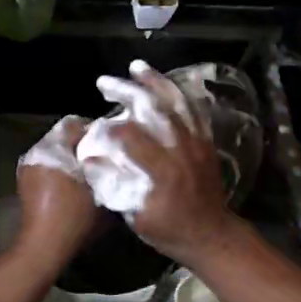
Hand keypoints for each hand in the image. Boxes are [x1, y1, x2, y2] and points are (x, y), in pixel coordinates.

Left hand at [14, 116, 97, 265]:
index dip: (97, 132)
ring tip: (91, 171)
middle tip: (104, 157)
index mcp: (52, 149)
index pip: (76, 125)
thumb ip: (105, 167)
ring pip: (55, 152)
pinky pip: (47, 166)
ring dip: (71, 158)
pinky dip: (60, 170)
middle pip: (64, 138)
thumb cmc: (73, 217)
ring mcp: (27, 168)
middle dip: (83, 146)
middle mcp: (35, 152)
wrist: (44, 245)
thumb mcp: (98, 191)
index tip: (113, 144)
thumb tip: (112, 156)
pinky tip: (75, 184)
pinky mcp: (26, 182)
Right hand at [79, 65, 235, 262]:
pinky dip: (178, 93)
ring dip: (155, 82)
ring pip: (176, 102)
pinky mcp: (205, 142)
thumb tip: (89, 159)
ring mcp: (197, 142)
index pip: (130, 136)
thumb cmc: (167, 230)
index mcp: (162, 170)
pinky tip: (164, 84)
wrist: (210, 234)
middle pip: (153, 109)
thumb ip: (112, 185)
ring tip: (135, 67)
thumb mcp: (135, 215)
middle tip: (104, 83)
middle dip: (126, 91)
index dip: (107, 127)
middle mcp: (181, 149)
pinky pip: (193, 109)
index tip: (90, 128)